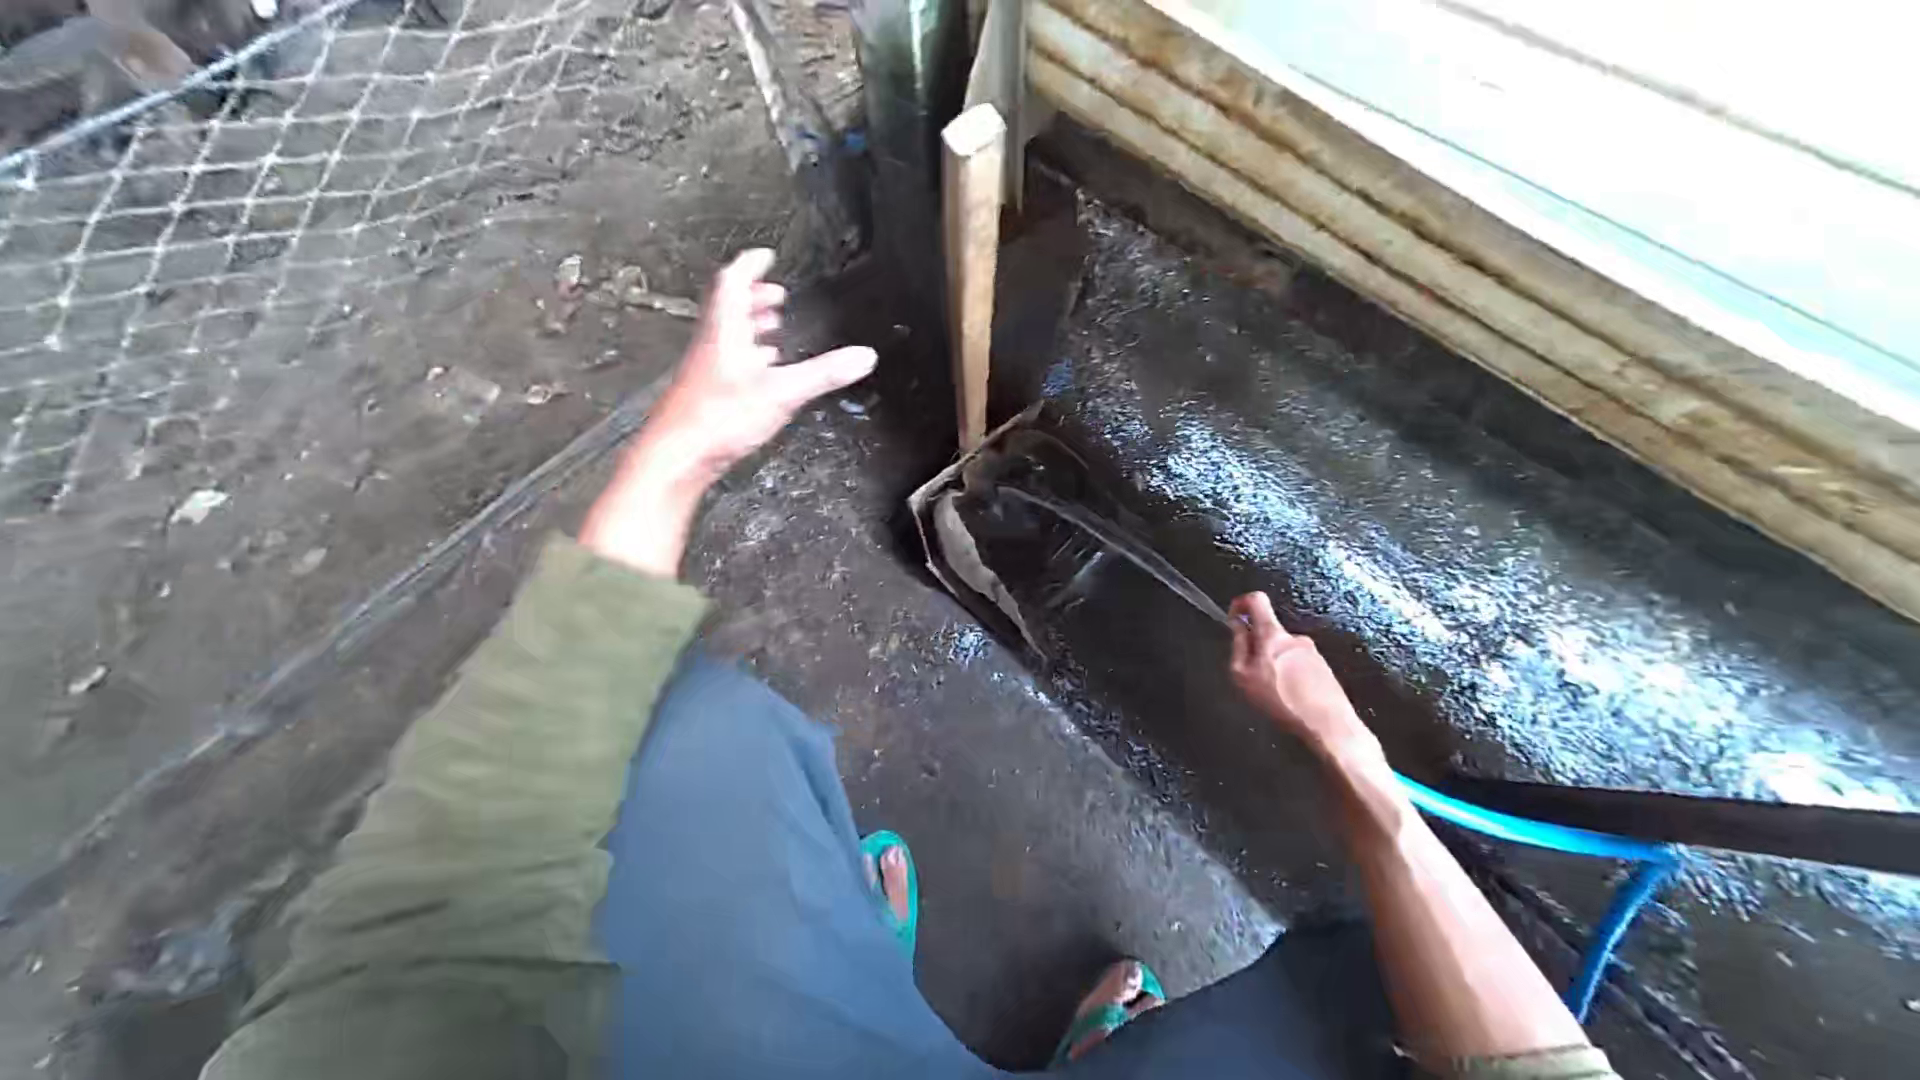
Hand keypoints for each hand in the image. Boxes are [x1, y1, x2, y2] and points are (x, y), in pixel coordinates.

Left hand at [579, 249, 876, 576]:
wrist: (678, 456)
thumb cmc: (718, 420)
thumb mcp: (783, 392)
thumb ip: (825, 373)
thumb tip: (863, 356)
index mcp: (725, 332)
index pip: (733, 282)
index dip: (750, 266)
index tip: (764, 256)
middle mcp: (711, 345)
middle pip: (729, 307)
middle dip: (754, 296)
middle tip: (774, 294)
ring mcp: (705, 369)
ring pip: (727, 335)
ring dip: (749, 325)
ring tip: (770, 328)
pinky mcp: (705, 393)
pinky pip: (726, 362)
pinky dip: (746, 356)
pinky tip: (758, 374)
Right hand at [1228, 592, 1376, 760]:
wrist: (1329, 725)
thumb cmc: (1283, 702)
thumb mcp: (1243, 676)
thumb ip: (1238, 646)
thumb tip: (1237, 627)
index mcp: (1273, 635)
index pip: (1256, 599)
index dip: (1240, 603)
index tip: (1234, 617)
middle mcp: (1295, 638)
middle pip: (1268, 631)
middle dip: (1257, 647)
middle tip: (1252, 674)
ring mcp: (1312, 652)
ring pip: (1282, 650)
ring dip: (1273, 664)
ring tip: (1273, 692)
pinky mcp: (1322, 667)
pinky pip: (1297, 664)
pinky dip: (1289, 675)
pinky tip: (1289, 697)